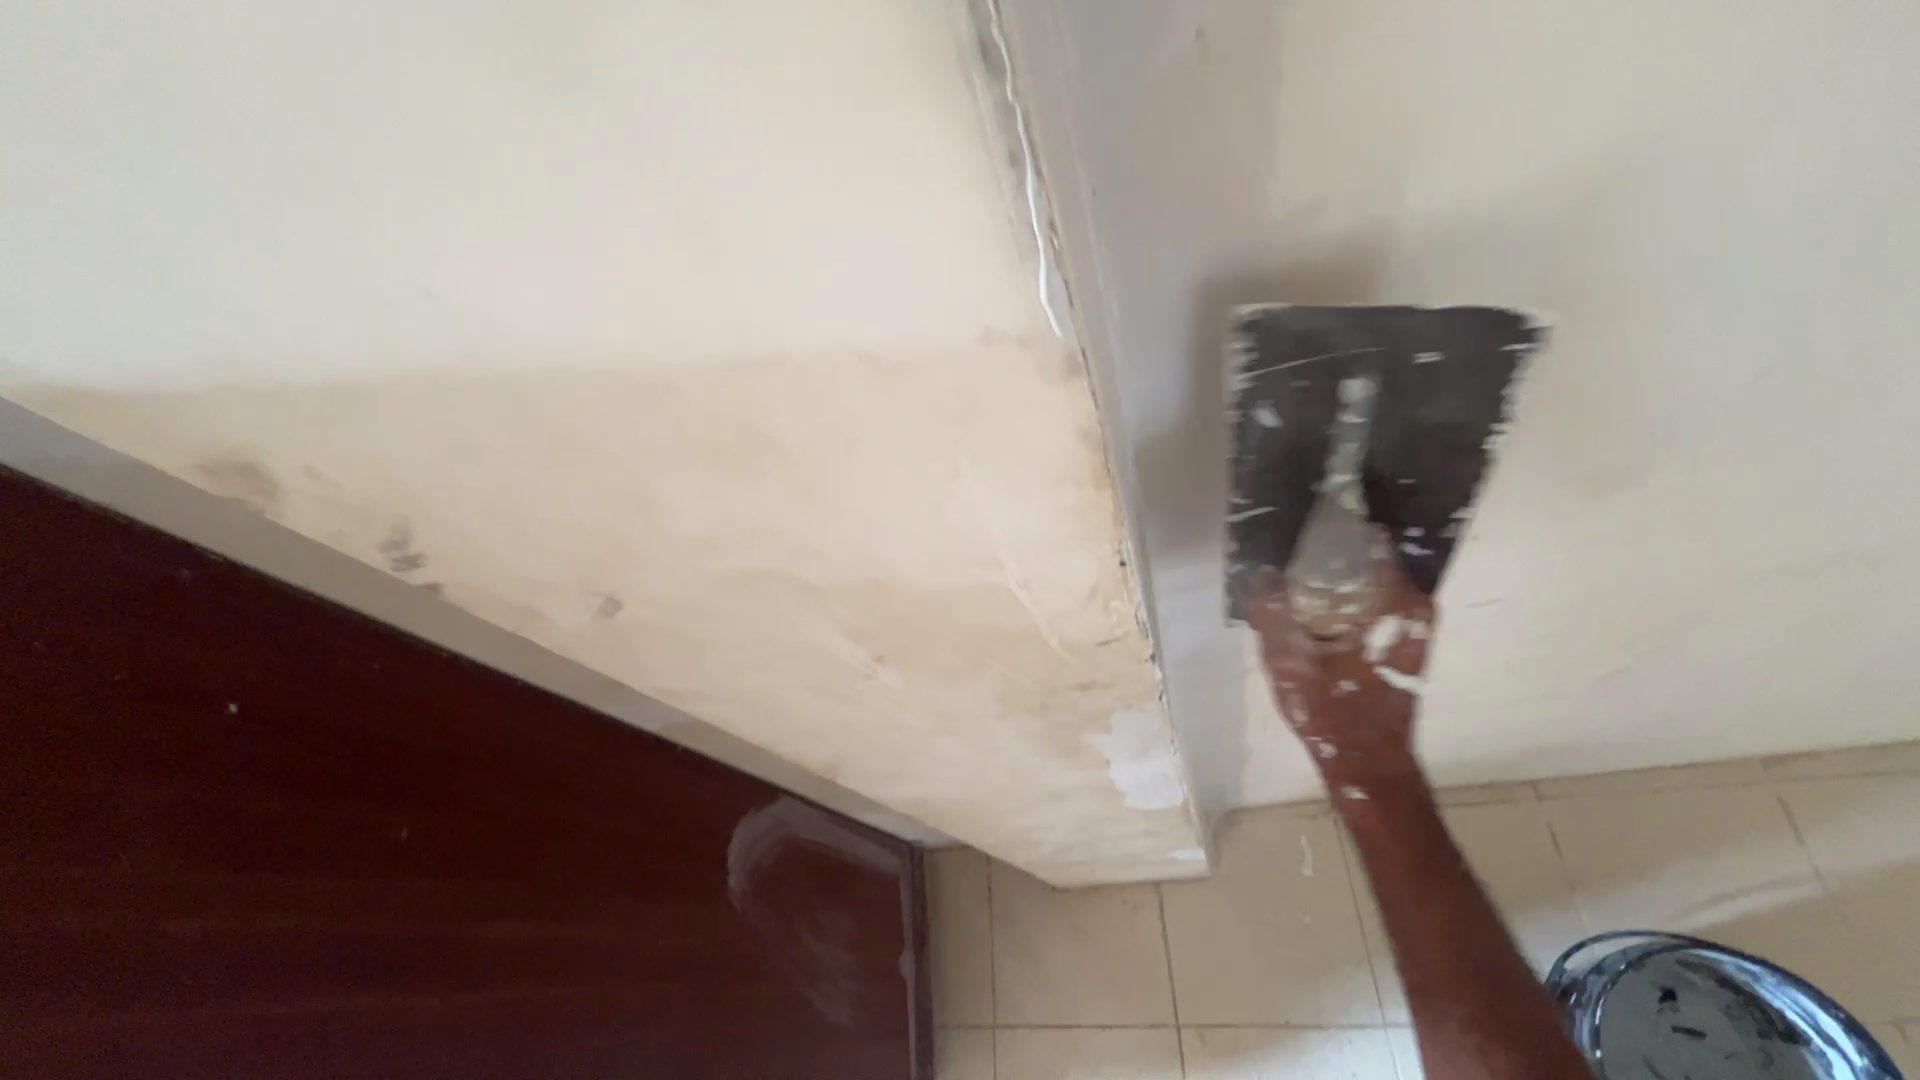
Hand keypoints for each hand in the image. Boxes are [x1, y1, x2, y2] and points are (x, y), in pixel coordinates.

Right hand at [1247, 535, 1434, 782]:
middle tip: (1289, 550)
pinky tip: (1314, 609)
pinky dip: (1346, 599)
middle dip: (1329, 553)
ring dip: (1337, 578)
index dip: (1331, 528)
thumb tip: (1265, 572)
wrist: (1367, 761)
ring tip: (1296, 576)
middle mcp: (1413, 605)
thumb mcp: (1287, 661)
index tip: (1302, 520)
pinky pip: (1374, 602)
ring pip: (1370, 582)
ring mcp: (1414, 625)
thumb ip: (1271, 612)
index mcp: (1394, 601)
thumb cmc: (1331, 711)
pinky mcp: (1406, 642)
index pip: (1367, 540)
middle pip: (1367, 559)